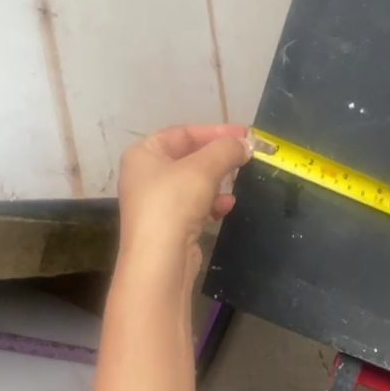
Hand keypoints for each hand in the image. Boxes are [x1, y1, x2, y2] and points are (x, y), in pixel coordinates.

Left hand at [115, 124, 251, 288]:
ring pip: (193, 185)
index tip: (243, 135)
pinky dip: (212, 204)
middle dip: (217, 159)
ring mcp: (157, 204)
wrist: (161, 259)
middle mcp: (145, 176)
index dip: (214, 132)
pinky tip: (227, 206)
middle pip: (188, 159)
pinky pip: (194, 207)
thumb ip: (225, 150)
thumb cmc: (174, 203)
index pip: (182, 133)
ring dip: (217, 182)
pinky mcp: (170, 227)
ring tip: (237, 181)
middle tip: (245, 156)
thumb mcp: (203, 168)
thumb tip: (245, 144)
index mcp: (143, 154)